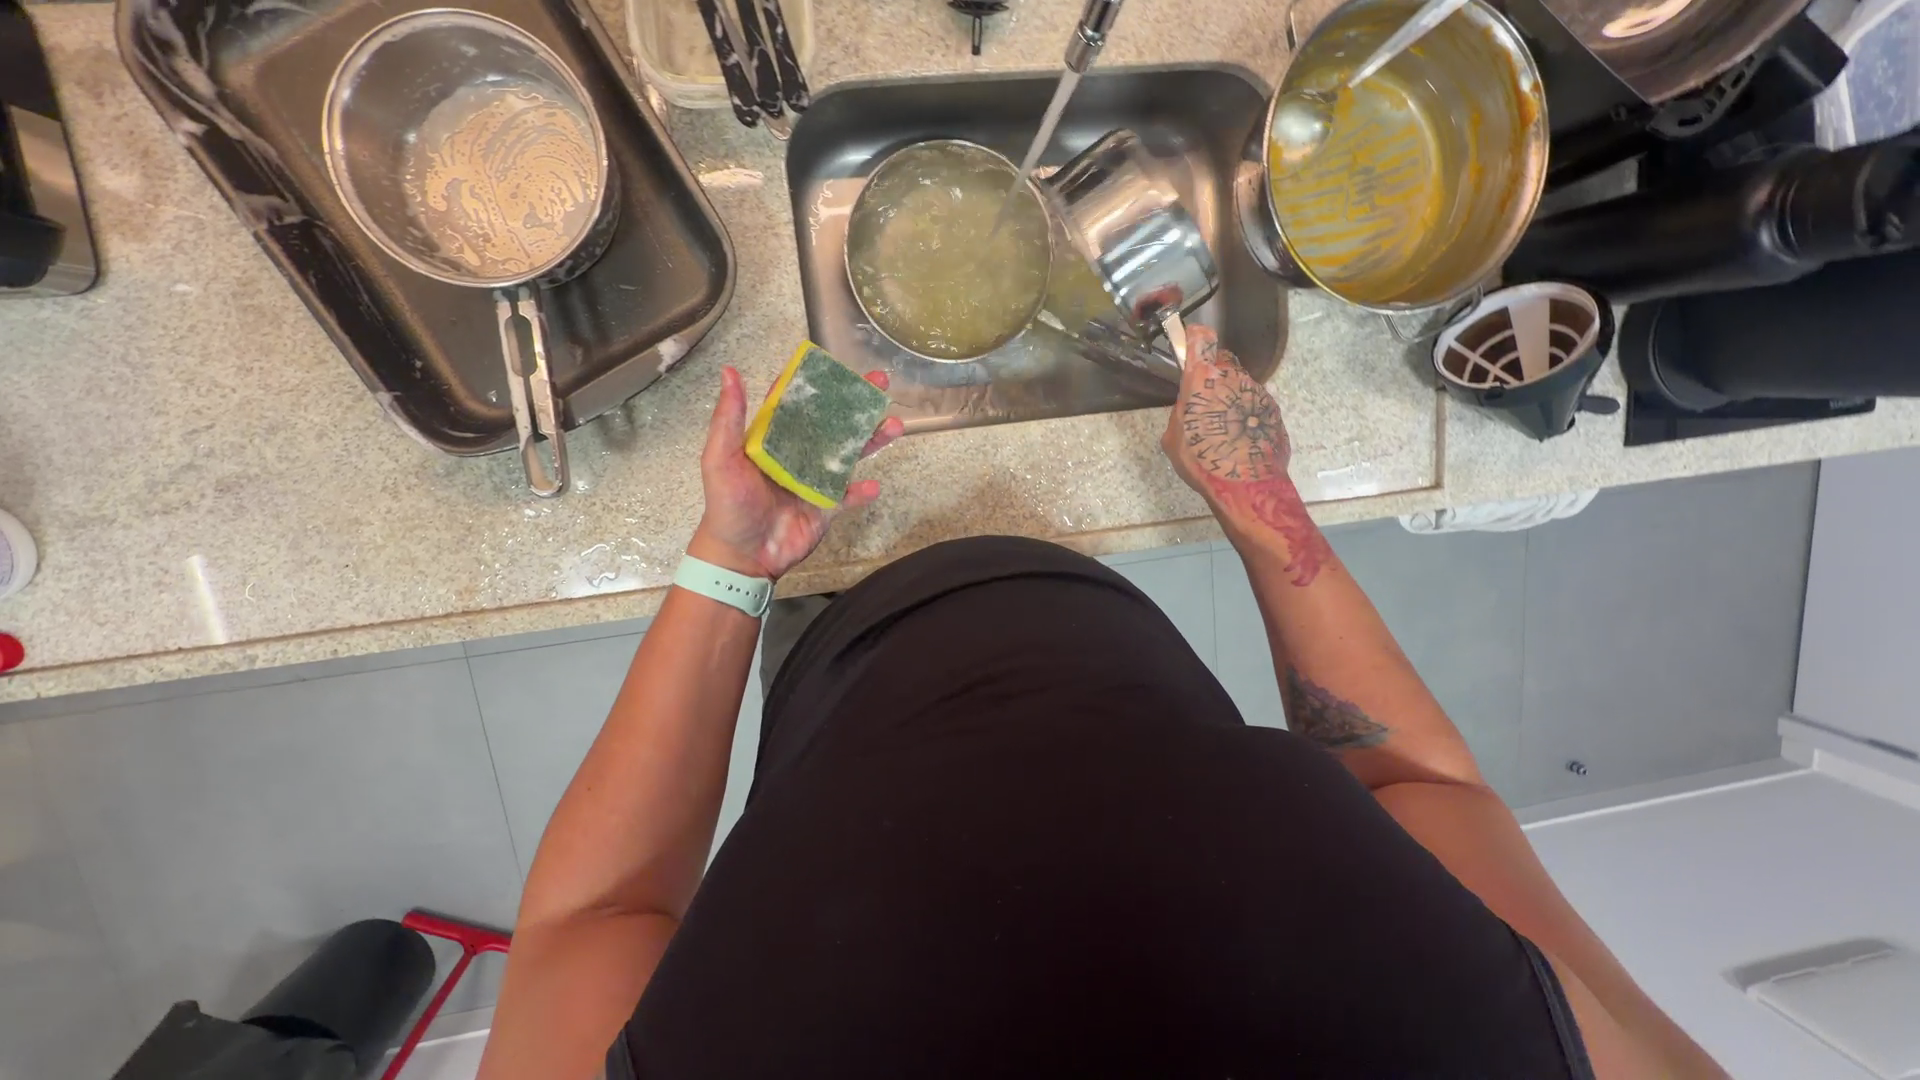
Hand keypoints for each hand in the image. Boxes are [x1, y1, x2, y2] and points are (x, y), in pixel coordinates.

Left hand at [690, 364, 904, 580]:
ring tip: (894, 426)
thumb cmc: (727, 505)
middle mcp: (799, 453)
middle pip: (833, 421)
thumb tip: (729, 372)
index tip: (839, 364)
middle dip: (859, 402)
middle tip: (881, 382)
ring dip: (872, 439)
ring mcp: (816, 479)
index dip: (818, 381)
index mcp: (774, 437)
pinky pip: (849, 495)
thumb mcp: (721, 457)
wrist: (742, 555)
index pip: (798, 401)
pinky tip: (871, 486)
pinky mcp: (827, 507)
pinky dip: (862, 491)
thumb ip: (729, 417)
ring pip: (850, 453)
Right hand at [1160, 324, 1291, 494]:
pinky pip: (1255, 405)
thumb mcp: (1173, 438)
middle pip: (1222, 365)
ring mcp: (1258, 392)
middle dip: (1213, 377)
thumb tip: (1189, 406)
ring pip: (1240, 386)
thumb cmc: (1202, 460)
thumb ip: (1181, 412)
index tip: (1191, 345)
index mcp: (1202, 379)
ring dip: (1231, 399)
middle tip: (1203, 404)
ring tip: (1223, 429)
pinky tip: (1240, 440)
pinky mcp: (1274, 410)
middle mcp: (1233, 378)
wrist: (1247, 485)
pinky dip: (1247, 416)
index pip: (1201, 339)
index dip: (1195, 339)